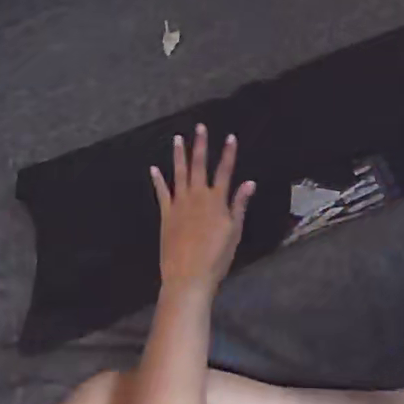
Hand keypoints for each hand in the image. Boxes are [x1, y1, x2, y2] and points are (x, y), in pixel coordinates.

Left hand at [150, 125, 255, 297]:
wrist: (188, 276)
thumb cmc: (216, 257)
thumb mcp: (234, 232)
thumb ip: (239, 204)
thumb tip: (250, 182)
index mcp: (216, 200)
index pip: (225, 171)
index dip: (228, 153)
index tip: (230, 137)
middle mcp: (197, 196)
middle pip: (199, 165)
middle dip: (200, 145)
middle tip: (200, 127)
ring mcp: (180, 203)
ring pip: (179, 173)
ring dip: (179, 155)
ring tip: (177, 138)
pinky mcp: (166, 213)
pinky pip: (161, 192)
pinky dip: (157, 180)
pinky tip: (153, 168)